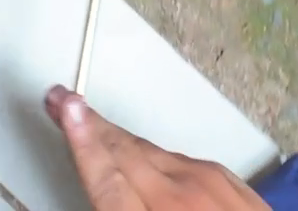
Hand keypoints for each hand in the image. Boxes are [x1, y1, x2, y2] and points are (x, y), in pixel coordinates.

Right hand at [45, 85, 267, 210]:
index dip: (84, 143)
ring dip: (119, 138)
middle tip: (60, 99)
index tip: (65, 106)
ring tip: (90, 120)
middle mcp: (186, 199)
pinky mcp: (236, 187)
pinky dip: (155, 156)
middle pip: (128, 155)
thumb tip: (105, 197)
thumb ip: (124, 208)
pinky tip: (141, 153)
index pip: (110, 180)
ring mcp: (215, 188)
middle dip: (91, 126)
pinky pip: (184, 163)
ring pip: (154, 154)